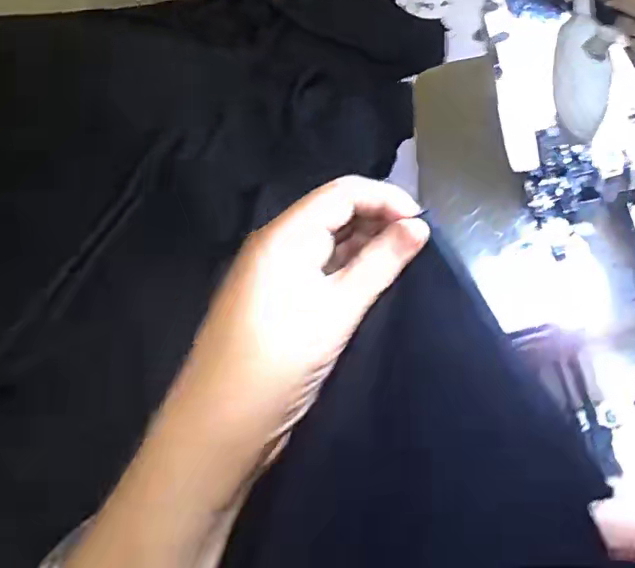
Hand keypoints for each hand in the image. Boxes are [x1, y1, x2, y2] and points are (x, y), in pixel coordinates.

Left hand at [164, 176, 430, 456]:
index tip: (423, 224)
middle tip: (418, 242)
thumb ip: (383, 261)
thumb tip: (421, 226)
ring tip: (404, 260)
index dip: (388, 198)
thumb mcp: (339, 310)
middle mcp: (276, 245)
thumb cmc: (276, 366)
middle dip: (381, 216)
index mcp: (284, 237)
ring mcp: (275, 273)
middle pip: (337, 209)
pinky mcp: (279, 299)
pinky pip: (323, 263)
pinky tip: (376, 278)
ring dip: (370, 240)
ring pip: (332, 237)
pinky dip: (353, 263)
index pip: (344, 192)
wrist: (211, 442)